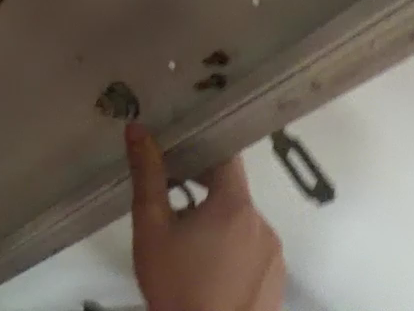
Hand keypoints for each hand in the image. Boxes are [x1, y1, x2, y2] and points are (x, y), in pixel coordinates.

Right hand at [124, 123, 283, 310]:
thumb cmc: (175, 282)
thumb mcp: (150, 224)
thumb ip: (147, 173)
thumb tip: (138, 128)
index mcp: (236, 208)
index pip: (226, 158)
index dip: (200, 145)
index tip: (172, 144)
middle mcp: (264, 227)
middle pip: (230, 189)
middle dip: (196, 184)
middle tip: (162, 191)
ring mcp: (274, 258)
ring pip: (238, 220)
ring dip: (210, 215)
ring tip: (178, 234)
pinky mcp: (276, 283)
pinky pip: (249, 246)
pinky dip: (225, 242)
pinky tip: (199, 262)